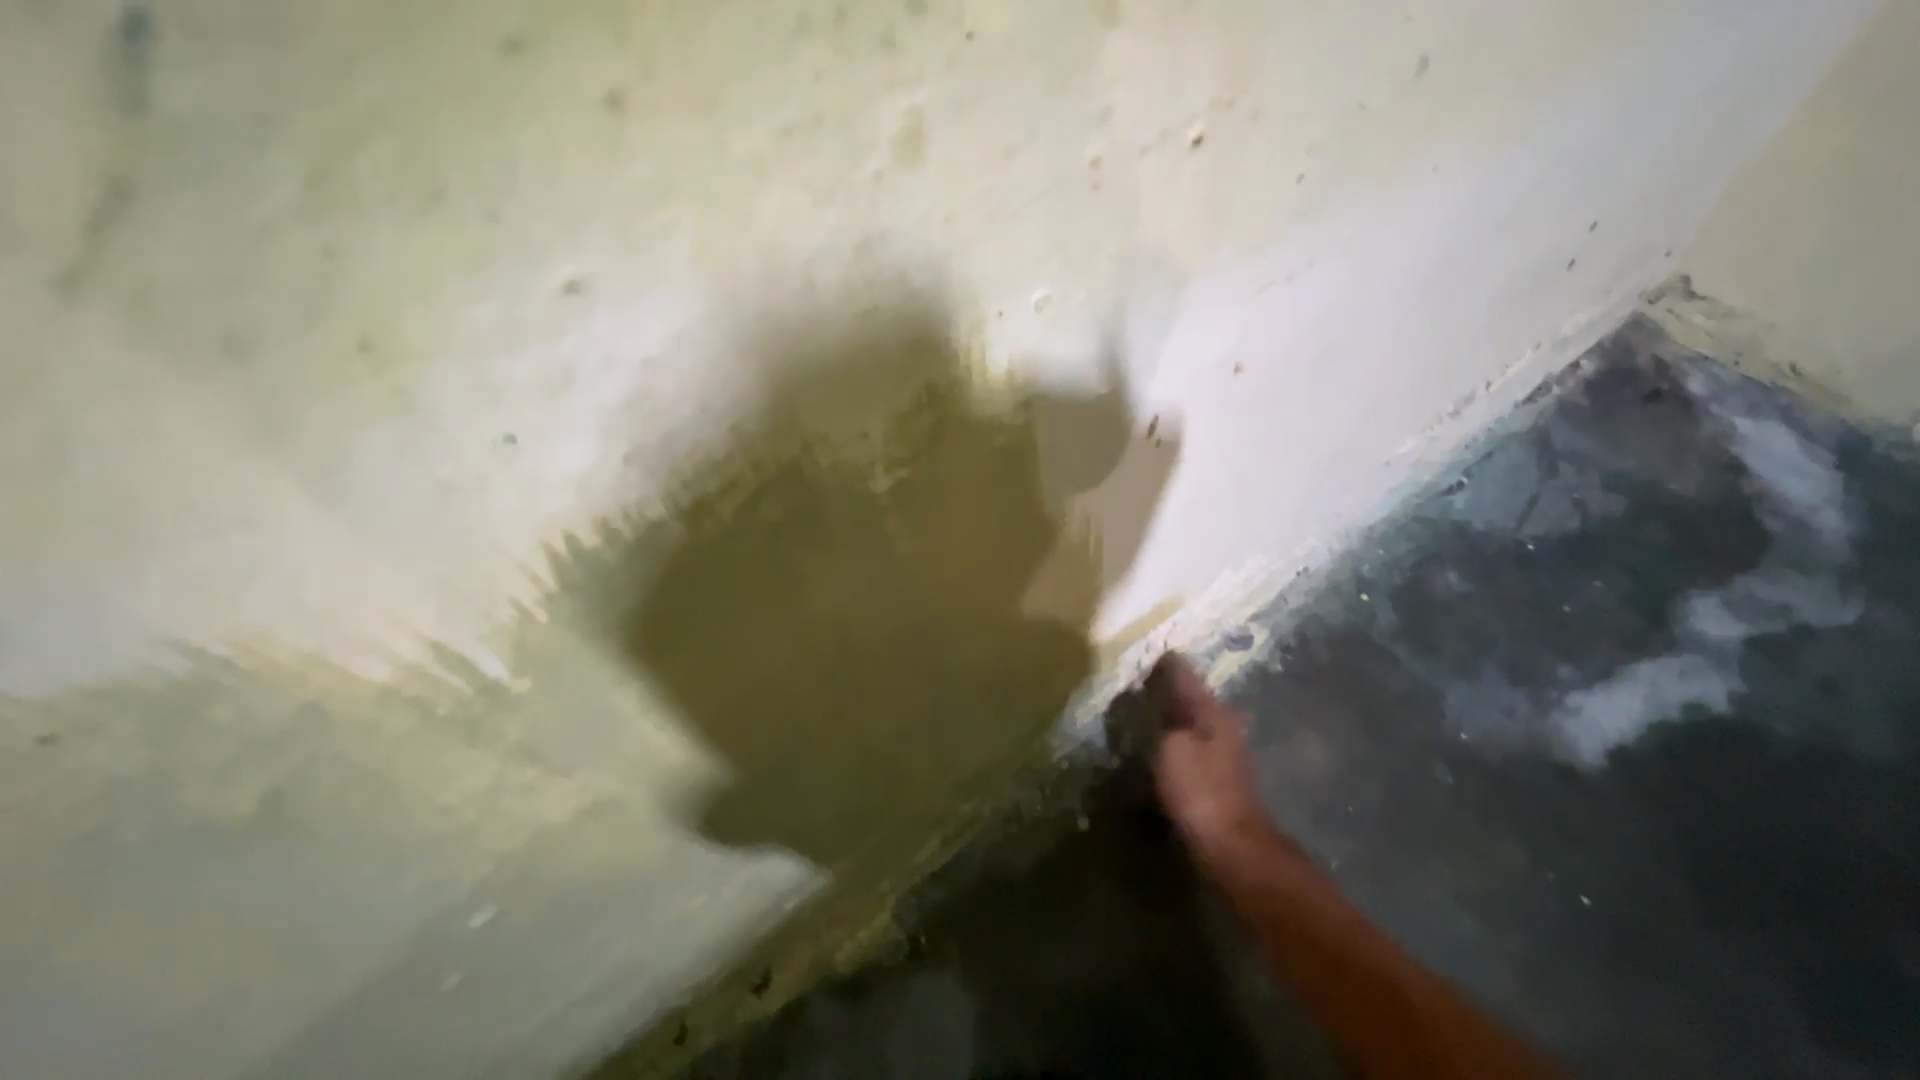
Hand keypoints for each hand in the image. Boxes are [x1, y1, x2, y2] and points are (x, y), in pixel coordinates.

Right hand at [1147, 653, 1273, 859]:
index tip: (1152, 652)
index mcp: (1212, 712)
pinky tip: (1155, 752)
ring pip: (1190, 727)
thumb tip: (1149, 702)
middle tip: (1141, 683)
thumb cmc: (1200, 790)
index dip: (1168, 664)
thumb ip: (1161, 721)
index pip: (1186, 676)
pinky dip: (1171, 747)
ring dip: (1170, 720)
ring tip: (1143, 714)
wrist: (1231, 846)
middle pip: (1191, 701)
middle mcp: (1222, 728)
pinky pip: (1186, 753)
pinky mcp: (1215, 783)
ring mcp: (1222, 757)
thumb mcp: (1172, 747)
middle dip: (1169, 691)